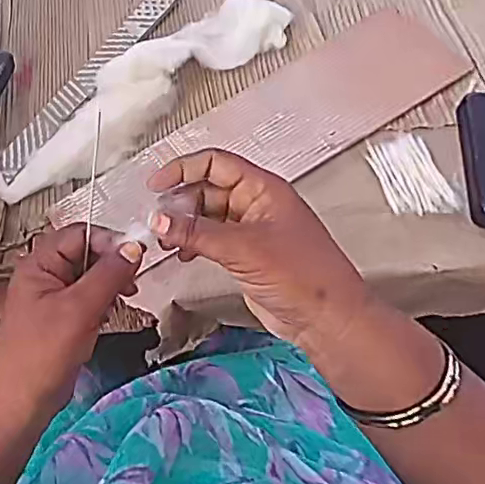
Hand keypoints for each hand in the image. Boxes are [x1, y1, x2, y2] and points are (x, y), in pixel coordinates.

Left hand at [0, 225, 143, 418]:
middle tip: (130, 282)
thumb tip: (131, 249)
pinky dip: (103, 303)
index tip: (134, 255)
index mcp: (38, 264)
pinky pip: (88, 297)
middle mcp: (43, 275)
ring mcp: (52, 296)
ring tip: (120, 301)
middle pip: (86, 252)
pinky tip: (108, 316)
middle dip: (111, 266)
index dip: (108, 242)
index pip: (79, 234)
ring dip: (109, 286)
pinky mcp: (62, 316)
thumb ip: (108, 275)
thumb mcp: (79, 309)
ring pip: (90, 276)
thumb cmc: (39, 356)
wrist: (22, 401)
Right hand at [145, 150, 374, 350]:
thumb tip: (161, 220)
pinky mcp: (244, 254)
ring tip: (166, 237)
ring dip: (183, 225)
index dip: (183, 168)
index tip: (157, 184)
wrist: (327, 320)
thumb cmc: (308, 278)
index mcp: (263, 189)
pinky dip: (191, 243)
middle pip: (206, 189)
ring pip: (205, 215)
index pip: (214, 163)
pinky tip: (182, 252)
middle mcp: (256, 205)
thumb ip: (196, 232)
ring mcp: (250, 230)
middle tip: (159, 219)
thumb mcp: (243, 248)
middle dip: (179, 202)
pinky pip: (209, 238)